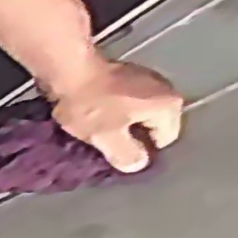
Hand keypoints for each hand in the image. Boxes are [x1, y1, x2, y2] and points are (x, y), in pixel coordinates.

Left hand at [49, 60, 183, 172]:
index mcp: (168, 106)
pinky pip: (121, 101)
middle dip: (129, 136)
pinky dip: (108, 109)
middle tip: (103, 143)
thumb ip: (124, 153)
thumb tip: (138, 165)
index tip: (116, 154)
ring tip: (93, 130)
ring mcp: (145, 79)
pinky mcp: (123, 75)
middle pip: (151, 125)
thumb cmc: (90, 105)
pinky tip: (90, 114)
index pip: (165, 139)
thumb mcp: (105, 136)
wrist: (69, 72)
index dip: (141, 150)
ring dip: (116, 123)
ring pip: (134, 112)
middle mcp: (165, 90)